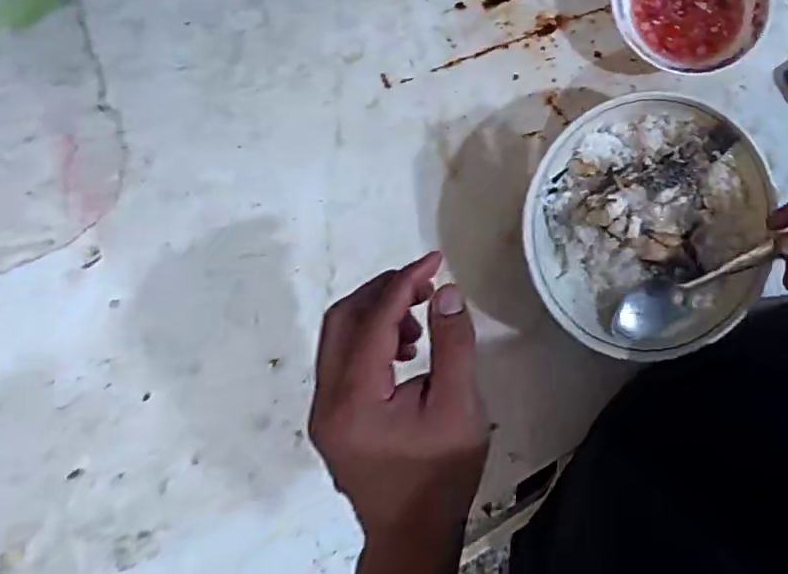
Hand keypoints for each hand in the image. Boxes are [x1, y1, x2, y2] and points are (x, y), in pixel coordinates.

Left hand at [309, 252, 488, 571]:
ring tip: (424, 313)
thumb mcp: (459, 403)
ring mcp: (328, 410)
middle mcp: (328, 401)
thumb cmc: (441, 469)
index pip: (373, 321)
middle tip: (428, 277)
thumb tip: (446, 291)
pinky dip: (375, 334)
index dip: (404, 282)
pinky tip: (411, 345)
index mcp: (353, 398)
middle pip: (341, 321)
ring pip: (340, 337)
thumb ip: (453, 344)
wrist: (414, 529)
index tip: (437, 258)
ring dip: (379, 311)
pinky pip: (346, 357)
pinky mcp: (338, 416)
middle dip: (384, 289)